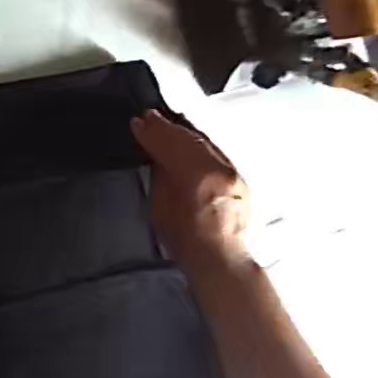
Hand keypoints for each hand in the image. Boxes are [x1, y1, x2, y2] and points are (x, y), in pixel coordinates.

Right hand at [131, 110, 250, 269]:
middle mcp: (221, 170)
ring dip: (183, 132)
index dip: (151, 133)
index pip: (170, 145)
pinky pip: (217, 152)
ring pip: (206, 142)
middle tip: (149, 118)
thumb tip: (158, 157)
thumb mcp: (162, 209)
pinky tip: (189, 142)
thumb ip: (162, 178)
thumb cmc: (189, 243)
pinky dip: (200, 144)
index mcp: (198, 177)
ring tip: (166, 125)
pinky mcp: (239, 179)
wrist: (220, 260)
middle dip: (167, 127)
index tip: (138, 123)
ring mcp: (234, 173)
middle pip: (190, 139)